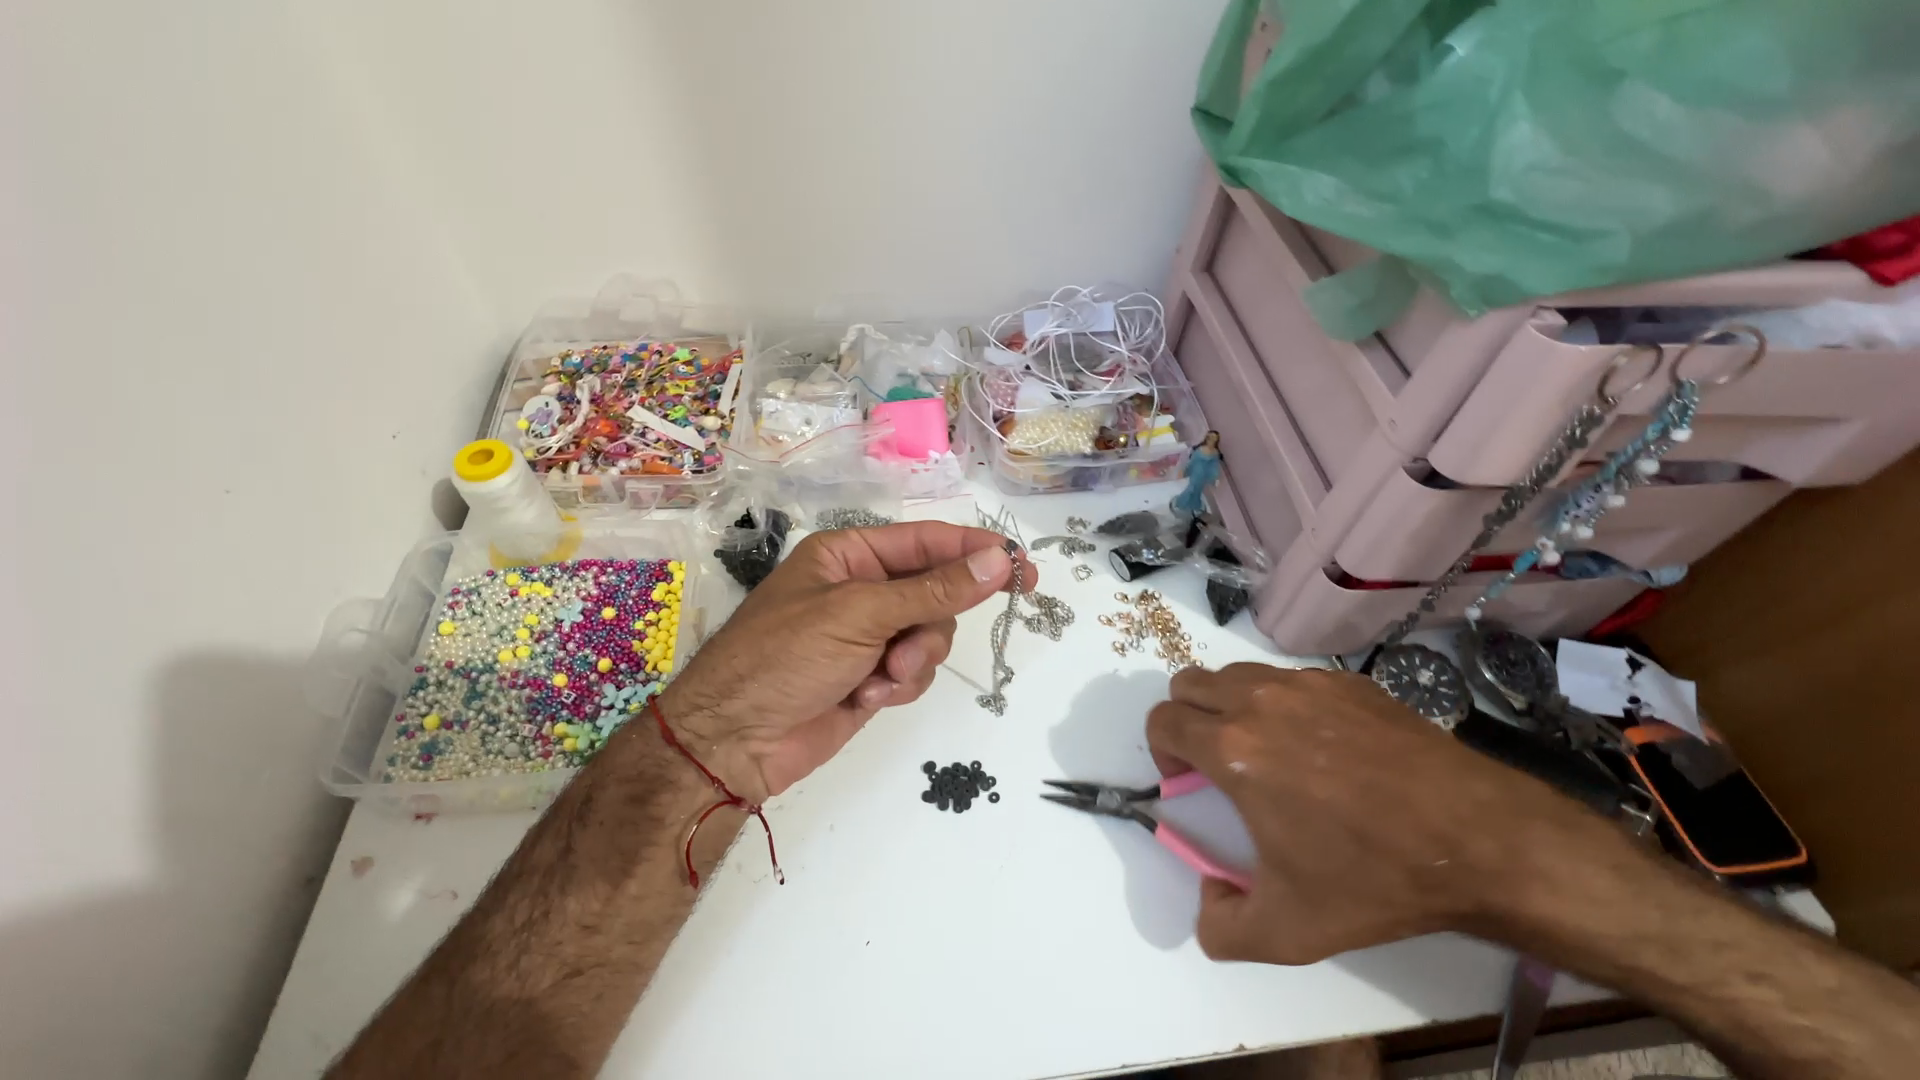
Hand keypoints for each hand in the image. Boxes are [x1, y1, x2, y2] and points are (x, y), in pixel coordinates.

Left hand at [658, 522, 1030, 804]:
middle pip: (936, 593)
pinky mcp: (872, 676)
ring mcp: (868, 635)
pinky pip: (915, 671)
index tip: (1023, 565)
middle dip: (928, 626)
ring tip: (877, 681)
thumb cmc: (784, 657)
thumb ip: (934, 589)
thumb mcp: (860, 614)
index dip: (975, 550)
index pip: (927, 542)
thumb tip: (1000, 559)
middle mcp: (862, 589)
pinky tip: (865, 699)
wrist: (735, 741)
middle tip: (907, 652)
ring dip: (911, 662)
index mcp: (849, 555)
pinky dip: (899, 686)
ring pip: (931, 635)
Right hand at [1147, 663, 1610, 964]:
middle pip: (1190, 683)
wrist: (1479, 840)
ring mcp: (1310, 685)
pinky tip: (1323, 748)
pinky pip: (1292, 679)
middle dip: (1187, 719)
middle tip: (1215, 763)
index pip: (1162, 720)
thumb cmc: (1374, 879)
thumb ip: (1220, 927)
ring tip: (1264, 751)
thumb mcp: (1287, 931)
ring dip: (1230, 705)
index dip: (1162, 751)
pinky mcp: (1351, 682)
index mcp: (1234, 750)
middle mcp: (1262, 702)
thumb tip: (1208, 898)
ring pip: (1238, 674)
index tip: (1187, 783)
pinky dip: (1284, 703)